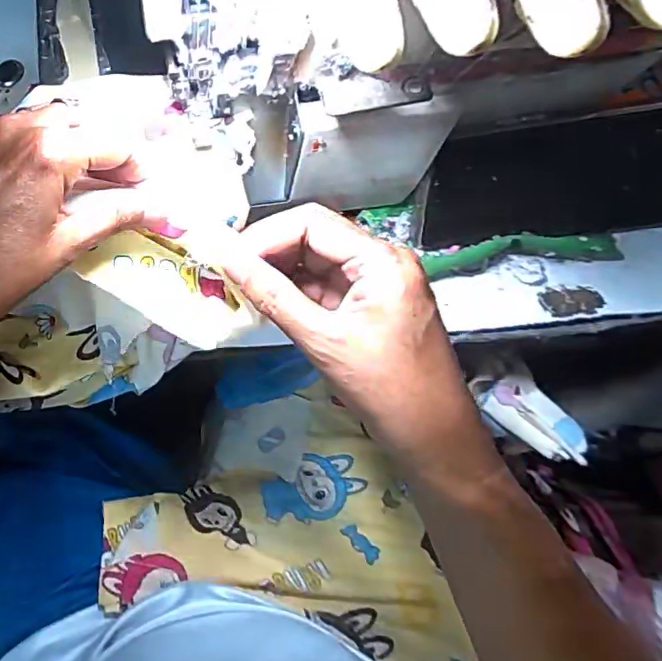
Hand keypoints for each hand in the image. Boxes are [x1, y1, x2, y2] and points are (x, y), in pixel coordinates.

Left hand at [0, 100, 164, 369]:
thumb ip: (113, 216)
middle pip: (76, 121)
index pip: (109, 143)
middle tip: (114, 183)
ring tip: (77, 181)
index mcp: (48, 149)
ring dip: (67, 142)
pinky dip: (32, 148)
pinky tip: (36, 181)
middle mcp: (16, 129)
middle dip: (101, 148)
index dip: (133, 165)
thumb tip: (157, 209)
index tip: (143, 186)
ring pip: (41, 122)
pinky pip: (9, 135)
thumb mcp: (63, 245)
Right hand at [206, 204, 492, 471]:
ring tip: (239, 287)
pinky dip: (291, 290)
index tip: (228, 258)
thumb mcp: (320, 339)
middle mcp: (380, 261)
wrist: (434, 437)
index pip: (310, 223)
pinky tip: (264, 301)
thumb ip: (270, 293)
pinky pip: (321, 284)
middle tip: (227, 273)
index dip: (264, 236)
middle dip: (266, 252)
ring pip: (312, 260)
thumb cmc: (387, 389)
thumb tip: (227, 259)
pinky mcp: (366, 303)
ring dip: (275, 271)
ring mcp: (375, 282)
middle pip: (311, 236)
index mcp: (380, 260)